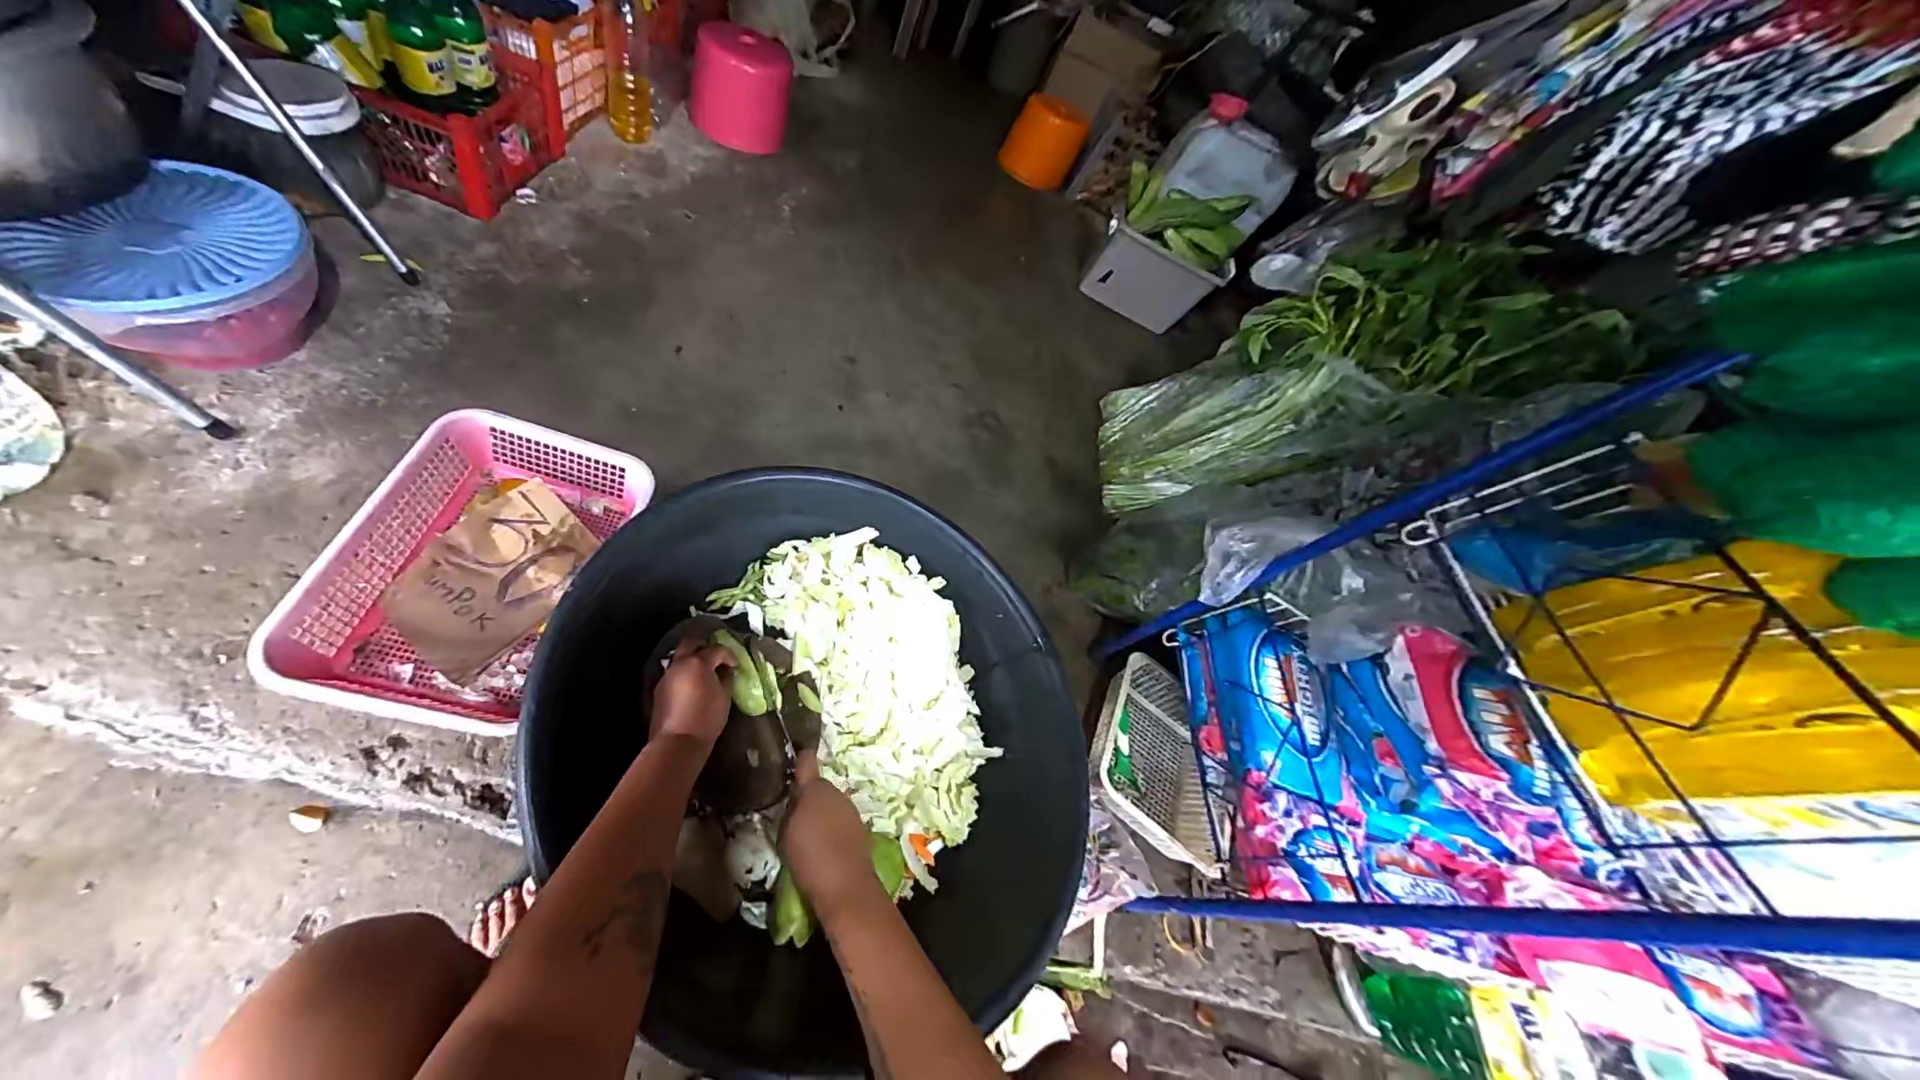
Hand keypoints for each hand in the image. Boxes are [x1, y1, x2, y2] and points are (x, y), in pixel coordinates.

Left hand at [649, 636, 734, 745]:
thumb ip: (726, 678)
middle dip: (704, 645)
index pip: (717, 649)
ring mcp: (666, 676)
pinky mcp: (659, 690)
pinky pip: (674, 674)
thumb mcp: (724, 696)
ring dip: (692, 660)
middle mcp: (679, 664)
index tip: (736, 666)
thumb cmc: (707, 717)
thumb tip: (726, 671)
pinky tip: (692, 686)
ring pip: (680, 658)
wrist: (678, 741)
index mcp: (698, 662)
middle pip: (690, 642)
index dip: (730, 656)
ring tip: (704, 672)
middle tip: (716, 655)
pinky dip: (685, 674)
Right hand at [780, 751, 885, 922]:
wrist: (845, 884)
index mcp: (815, 789)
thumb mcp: (786, 832)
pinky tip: (827, 846)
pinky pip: (842, 821)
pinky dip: (835, 828)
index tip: (797, 757)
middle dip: (811, 797)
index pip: (808, 762)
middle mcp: (837, 794)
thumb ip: (792, 809)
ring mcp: (851, 810)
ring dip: (824, 813)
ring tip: (811, 836)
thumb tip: (797, 798)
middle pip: (821, 788)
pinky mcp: (861, 828)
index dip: (802, 759)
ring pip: (833, 804)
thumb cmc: (809, 855)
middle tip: (796, 816)